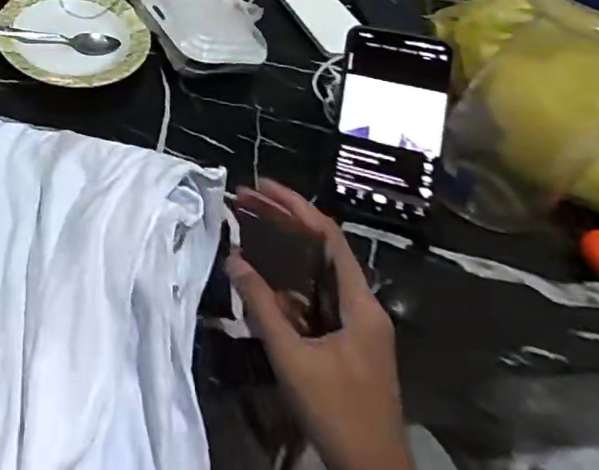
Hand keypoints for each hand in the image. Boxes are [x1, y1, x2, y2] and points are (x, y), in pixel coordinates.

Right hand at [227, 181, 413, 469]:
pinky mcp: (348, 344)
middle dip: (286, 222)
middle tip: (248, 200)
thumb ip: (262, 307)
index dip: (297, 207)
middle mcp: (363, 307)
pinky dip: (291, 286)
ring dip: (287, 253)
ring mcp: (358, 327)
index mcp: (361, 303)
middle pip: (323, 250)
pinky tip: (265, 282)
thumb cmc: (337, 412)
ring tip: (251, 230)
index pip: (329, 237)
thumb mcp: (293, 358)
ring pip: (319, 276)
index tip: (265, 186)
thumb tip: (234, 260)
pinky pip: (317, 301)